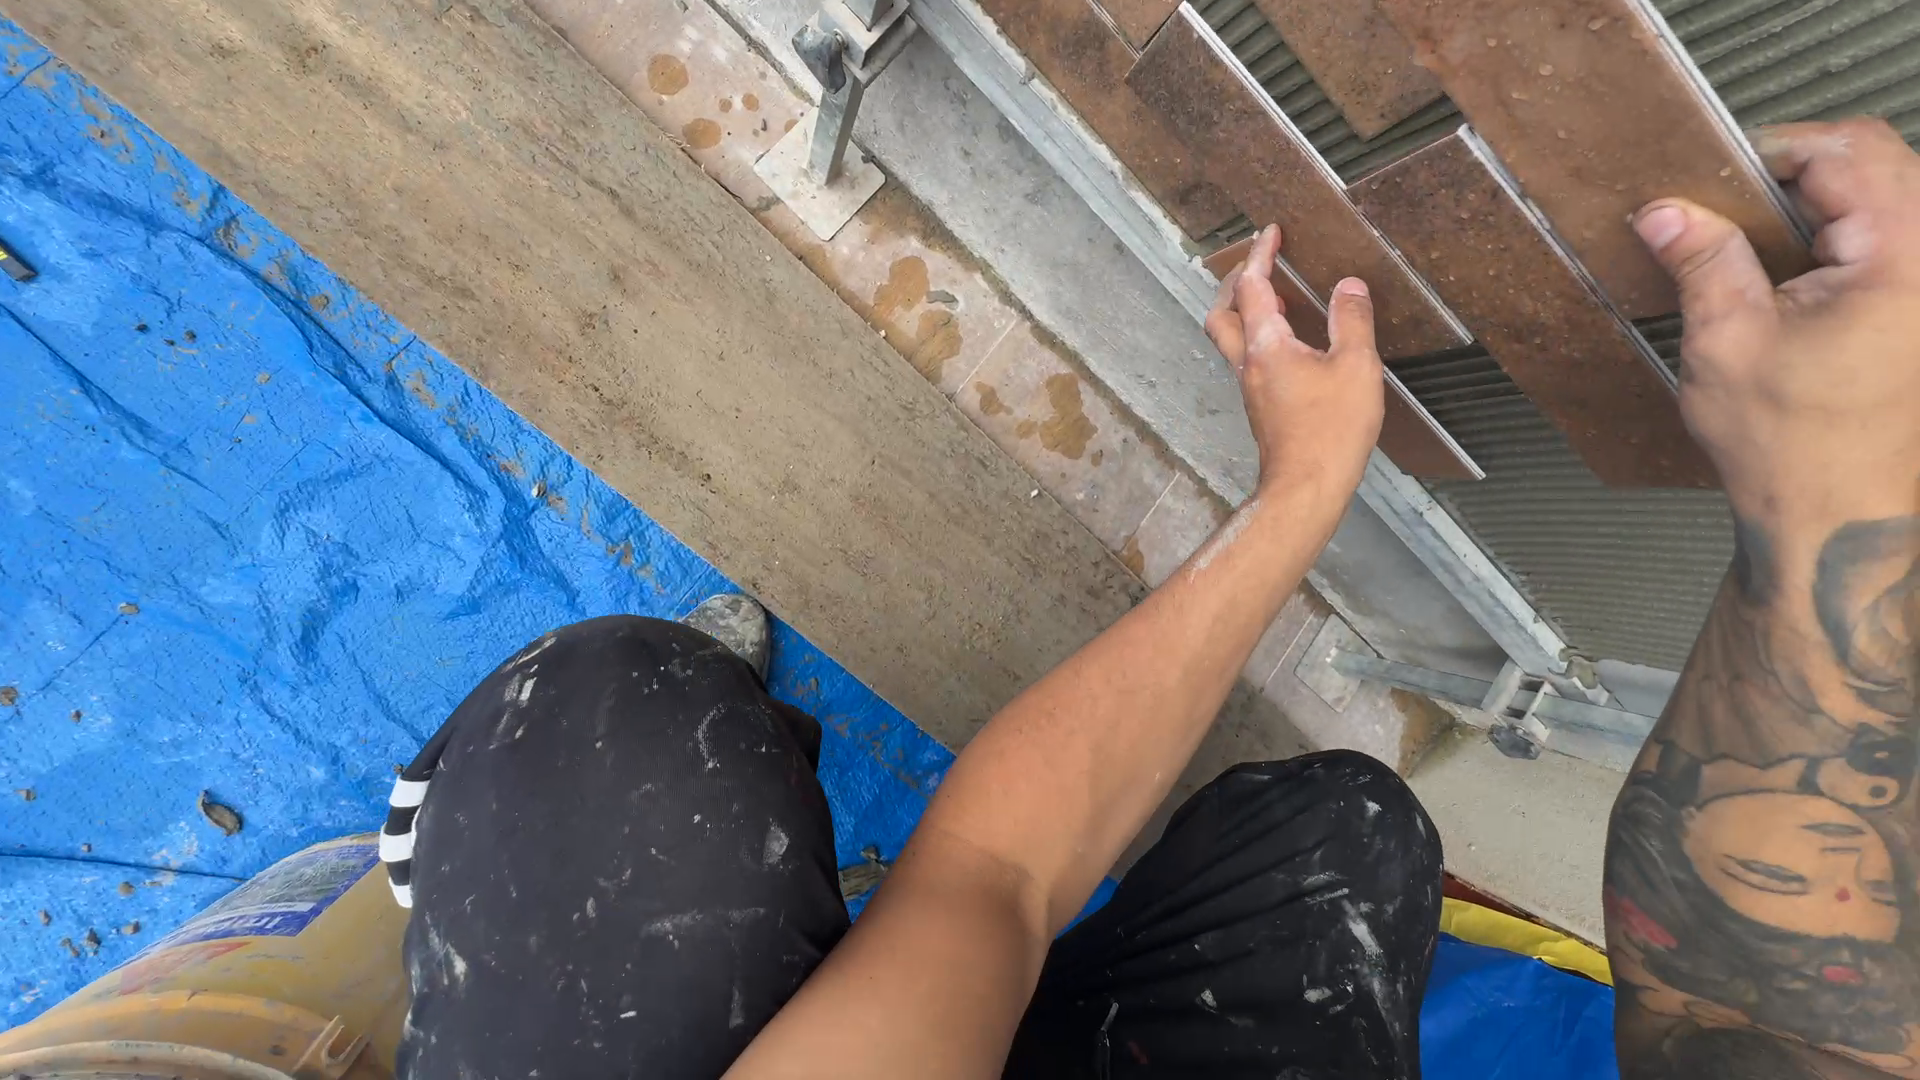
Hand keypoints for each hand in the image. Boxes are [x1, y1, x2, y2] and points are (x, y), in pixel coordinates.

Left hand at [1203, 225, 1383, 501]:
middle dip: (1234, 283)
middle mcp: (1247, 364)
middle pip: (1221, 314)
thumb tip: (1348, 285)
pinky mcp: (1259, 404)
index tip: (1270, 232)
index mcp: (1265, 346)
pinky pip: (1246, 357)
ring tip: (1272, 292)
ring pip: (1229, 338)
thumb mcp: (1356, 367)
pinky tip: (1285, 337)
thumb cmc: (1331, 428)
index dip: (1259, 256)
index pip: (1251, 288)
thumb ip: (1351, 321)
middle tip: (1259, 263)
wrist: (1305, 484)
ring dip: (1241, 309)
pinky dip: (1256, 333)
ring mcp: (1249, 386)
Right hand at [1632, 118, 1919, 529]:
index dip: (1774, 150)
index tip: (1705, 176)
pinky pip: (1879, 235)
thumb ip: (1703, 263)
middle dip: (1785, 175)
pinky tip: (1771, 267)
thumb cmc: (1783, 432)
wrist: (1833, 497)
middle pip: (1873, 164)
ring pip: (1879, 195)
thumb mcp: (1726, 340)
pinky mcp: (1916, 300)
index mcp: (1904, 254)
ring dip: (1802, 205)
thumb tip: (1663, 210)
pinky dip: (1821, 235)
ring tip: (1732, 239)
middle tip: (1708, 208)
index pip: (1850, 152)